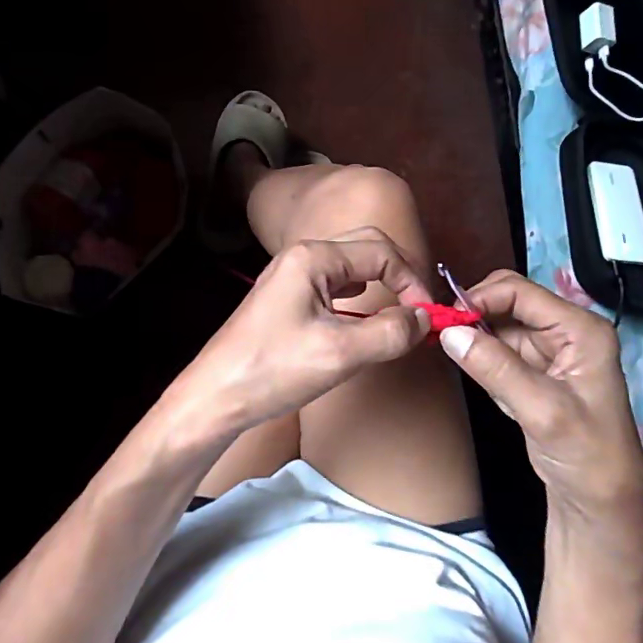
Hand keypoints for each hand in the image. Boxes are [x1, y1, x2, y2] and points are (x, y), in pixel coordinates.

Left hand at [170, 228, 433, 435]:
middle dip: (398, 273)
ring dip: (379, 282)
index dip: (412, 281)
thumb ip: (390, 332)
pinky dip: (358, 295)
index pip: (381, 251)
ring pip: (349, 265)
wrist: (215, 395)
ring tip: (397, 312)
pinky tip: (362, 315)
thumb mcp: (340, 353)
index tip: (427, 317)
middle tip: (417, 309)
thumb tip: (424, 319)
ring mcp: (290, 276)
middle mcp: (300, 257)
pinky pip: (333, 283)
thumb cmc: (271, 371)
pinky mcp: (286, 298)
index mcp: (312, 258)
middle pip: (366, 247)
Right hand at [439, 271, 642, 602]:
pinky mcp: (531, 370)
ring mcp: (547, 351)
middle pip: (507, 302)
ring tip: (451, 350)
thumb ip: (496, 368)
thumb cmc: (587, 455)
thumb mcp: (543, 410)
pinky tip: (474, 373)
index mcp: (581, 329)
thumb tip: (450, 332)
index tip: (446, 318)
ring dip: (473, 335)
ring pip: (497, 324)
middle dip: (473, 313)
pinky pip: (495, 349)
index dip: (481, 297)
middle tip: (442, 332)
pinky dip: (479, 356)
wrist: (597, 503)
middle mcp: (565, 331)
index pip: (521, 292)